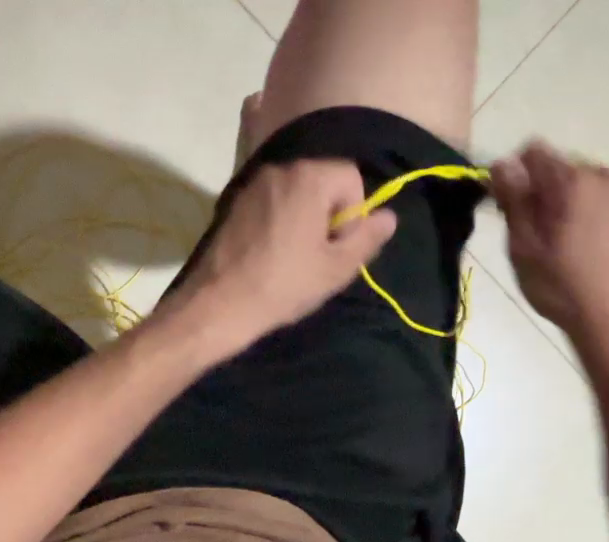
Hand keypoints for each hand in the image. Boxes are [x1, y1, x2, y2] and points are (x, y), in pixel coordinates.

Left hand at [170, 159, 397, 349]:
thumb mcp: (336, 268)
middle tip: (317, 258)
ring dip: (303, 222)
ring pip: (295, 195)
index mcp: (310, 176)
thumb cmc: (284, 285)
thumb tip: (389, 217)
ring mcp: (252, 186)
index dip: (353, 215)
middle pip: (322, 183)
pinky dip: (278, 225)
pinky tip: (269, 259)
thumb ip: (367, 239)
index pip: (351, 178)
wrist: (218, 304)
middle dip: (328, 216)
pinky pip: (270, 206)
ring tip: (292, 261)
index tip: (337, 248)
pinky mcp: (232, 205)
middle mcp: (280, 170)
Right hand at [491, 141, 608, 334]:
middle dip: (543, 190)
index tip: (510, 208)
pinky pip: (604, 196)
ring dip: (568, 201)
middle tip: (537, 234)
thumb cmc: (560, 286)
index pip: (534, 152)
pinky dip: (590, 210)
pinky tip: (586, 244)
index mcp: (570, 181)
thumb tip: (503, 163)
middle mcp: (602, 174)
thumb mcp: (523, 247)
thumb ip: (514, 200)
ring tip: (564, 242)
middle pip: (560, 166)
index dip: (516, 175)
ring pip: (583, 181)